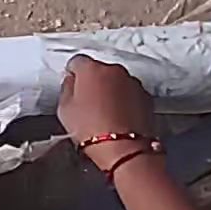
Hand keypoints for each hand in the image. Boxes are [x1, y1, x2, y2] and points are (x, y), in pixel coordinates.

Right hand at [56, 54, 155, 169]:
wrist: (124, 149)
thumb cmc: (91, 128)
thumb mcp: (64, 109)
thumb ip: (66, 88)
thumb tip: (71, 81)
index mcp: (91, 69)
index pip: (77, 61)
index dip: (72, 73)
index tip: (71, 85)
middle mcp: (114, 70)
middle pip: (99, 69)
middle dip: (92, 81)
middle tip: (86, 102)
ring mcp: (132, 82)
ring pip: (116, 80)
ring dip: (109, 90)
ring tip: (103, 112)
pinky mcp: (146, 96)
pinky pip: (130, 92)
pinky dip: (124, 100)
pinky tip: (117, 116)